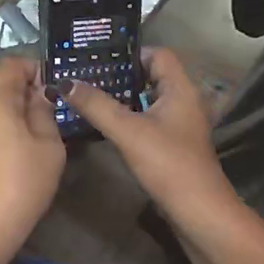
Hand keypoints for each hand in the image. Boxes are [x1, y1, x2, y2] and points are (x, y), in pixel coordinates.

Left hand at [0, 57, 64, 252]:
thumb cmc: (24, 181)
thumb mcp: (48, 144)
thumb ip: (45, 112)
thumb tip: (42, 93)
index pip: (11, 65)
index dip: (34, 67)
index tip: (55, 84)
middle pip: (2, 85)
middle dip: (28, 90)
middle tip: (55, 109)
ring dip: (19, 111)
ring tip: (44, 132)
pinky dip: (9, 127)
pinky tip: (25, 149)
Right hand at [58, 49, 240, 224]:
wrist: (198, 210)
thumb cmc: (168, 164)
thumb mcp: (129, 132)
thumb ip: (97, 106)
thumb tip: (65, 83)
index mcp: (182, 88)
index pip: (158, 53)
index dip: (130, 53)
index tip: (99, 60)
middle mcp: (186, 100)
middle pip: (153, 75)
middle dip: (121, 76)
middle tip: (87, 78)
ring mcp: (182, 123)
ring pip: (151, 100)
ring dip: (124, 99)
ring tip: (90, 99)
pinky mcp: (176, 143)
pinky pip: (152, 120)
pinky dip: (132, 119)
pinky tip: (108, 126)